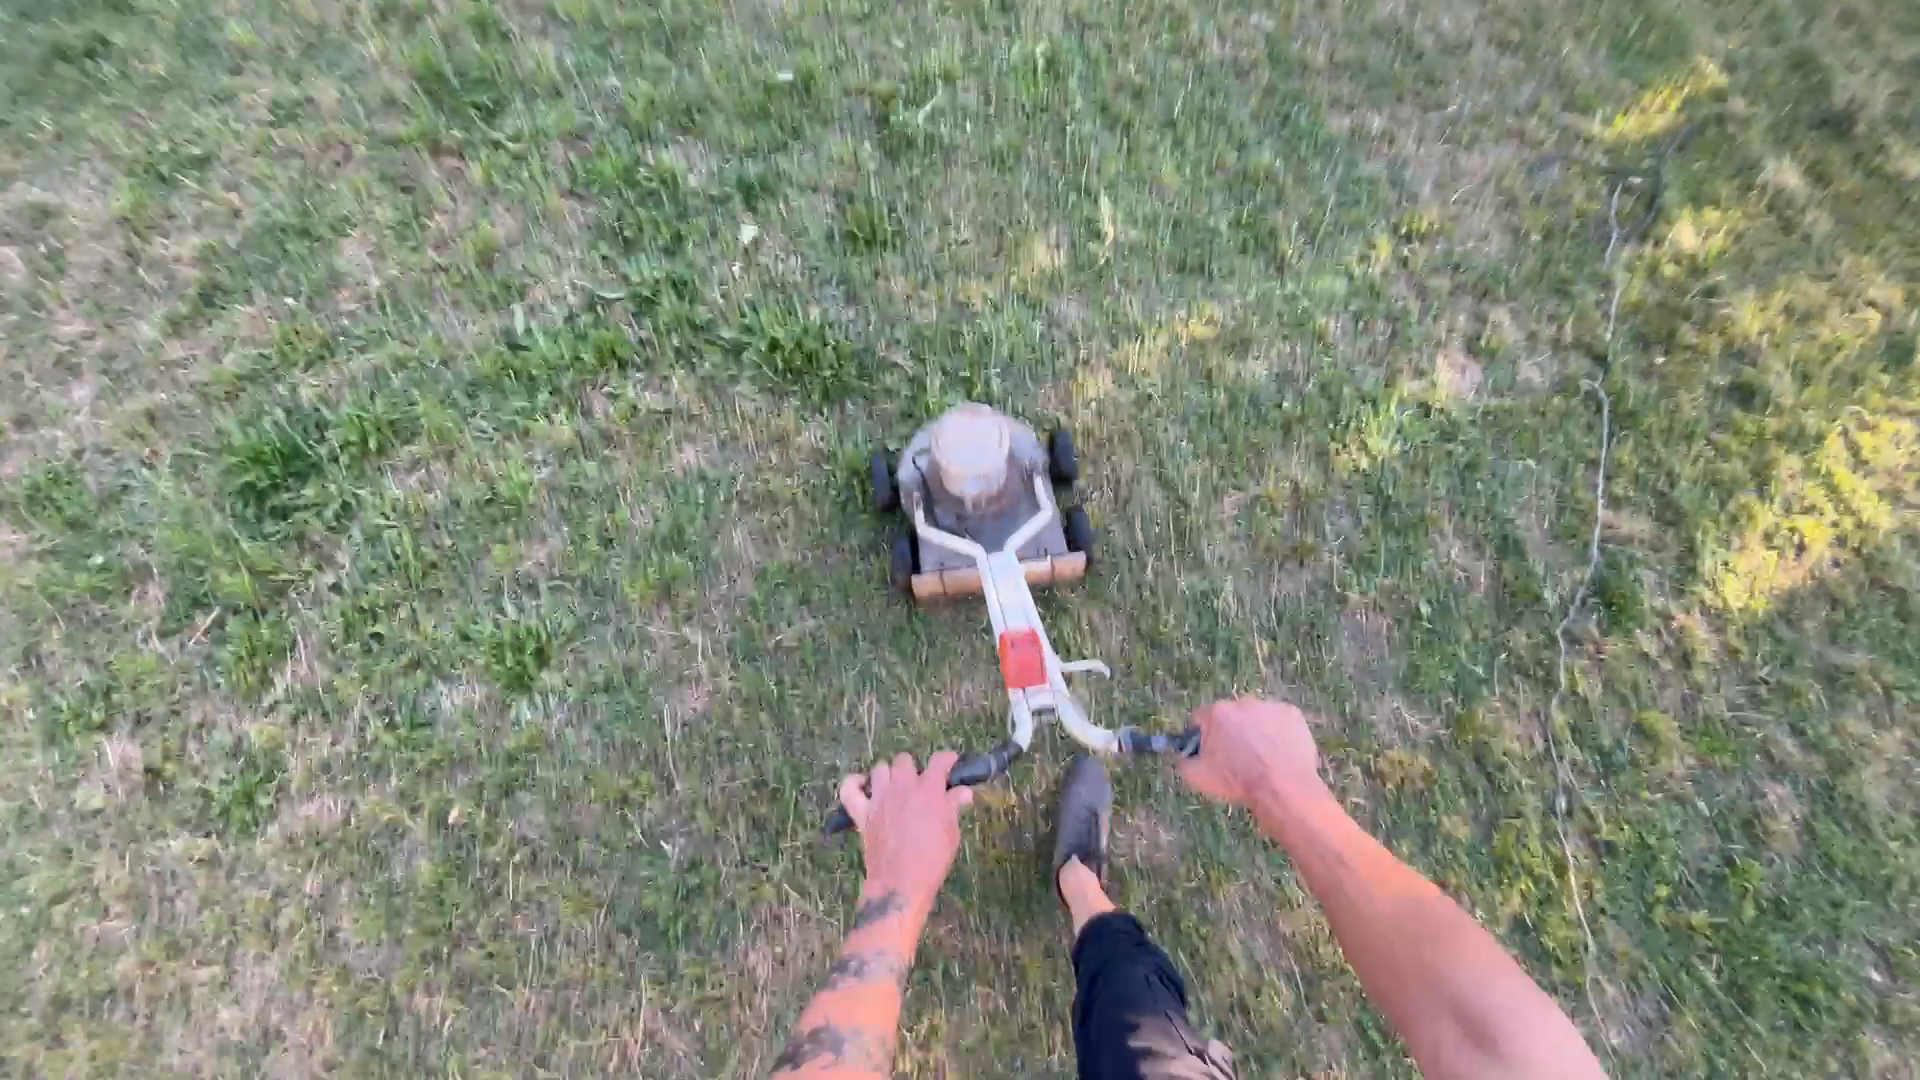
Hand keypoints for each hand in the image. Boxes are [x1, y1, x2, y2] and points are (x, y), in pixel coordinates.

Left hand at [837, 751, 973, 909]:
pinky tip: (862, 786)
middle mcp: (903, 786)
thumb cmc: (933, 859)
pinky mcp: (862, 813)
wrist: (901, 883)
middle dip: (913, 768)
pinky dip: (853, 784)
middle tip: (919, 785)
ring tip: (895, 788)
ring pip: (880, 769)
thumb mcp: (951, 832)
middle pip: (905, 760)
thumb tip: (963, 791)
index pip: (939, 760)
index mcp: (929, 789)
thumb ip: (954, 806)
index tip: (950, 764)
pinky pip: (849, 789)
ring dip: (888, 775)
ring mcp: (879, 798)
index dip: (947, 759)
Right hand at [1180, 698, 1327, 809]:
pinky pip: (1280, 720)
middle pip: (1230, 715)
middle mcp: (1242, 703)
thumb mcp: (1197, 777)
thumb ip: (1184, 761)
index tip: (1208, 751)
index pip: (1200, 718)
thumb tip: (1183, 755)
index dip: (1201, 735)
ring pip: (1256, 716)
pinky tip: (1280, 752)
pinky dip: (1278, 732)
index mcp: (1216, 713)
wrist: (1283, 789)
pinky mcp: (1292, 713)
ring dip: (1255, 730)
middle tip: (1237, 756)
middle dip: (1231, 731)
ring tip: (1263, 757)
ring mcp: (1270, 706)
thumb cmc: (1238, 781)